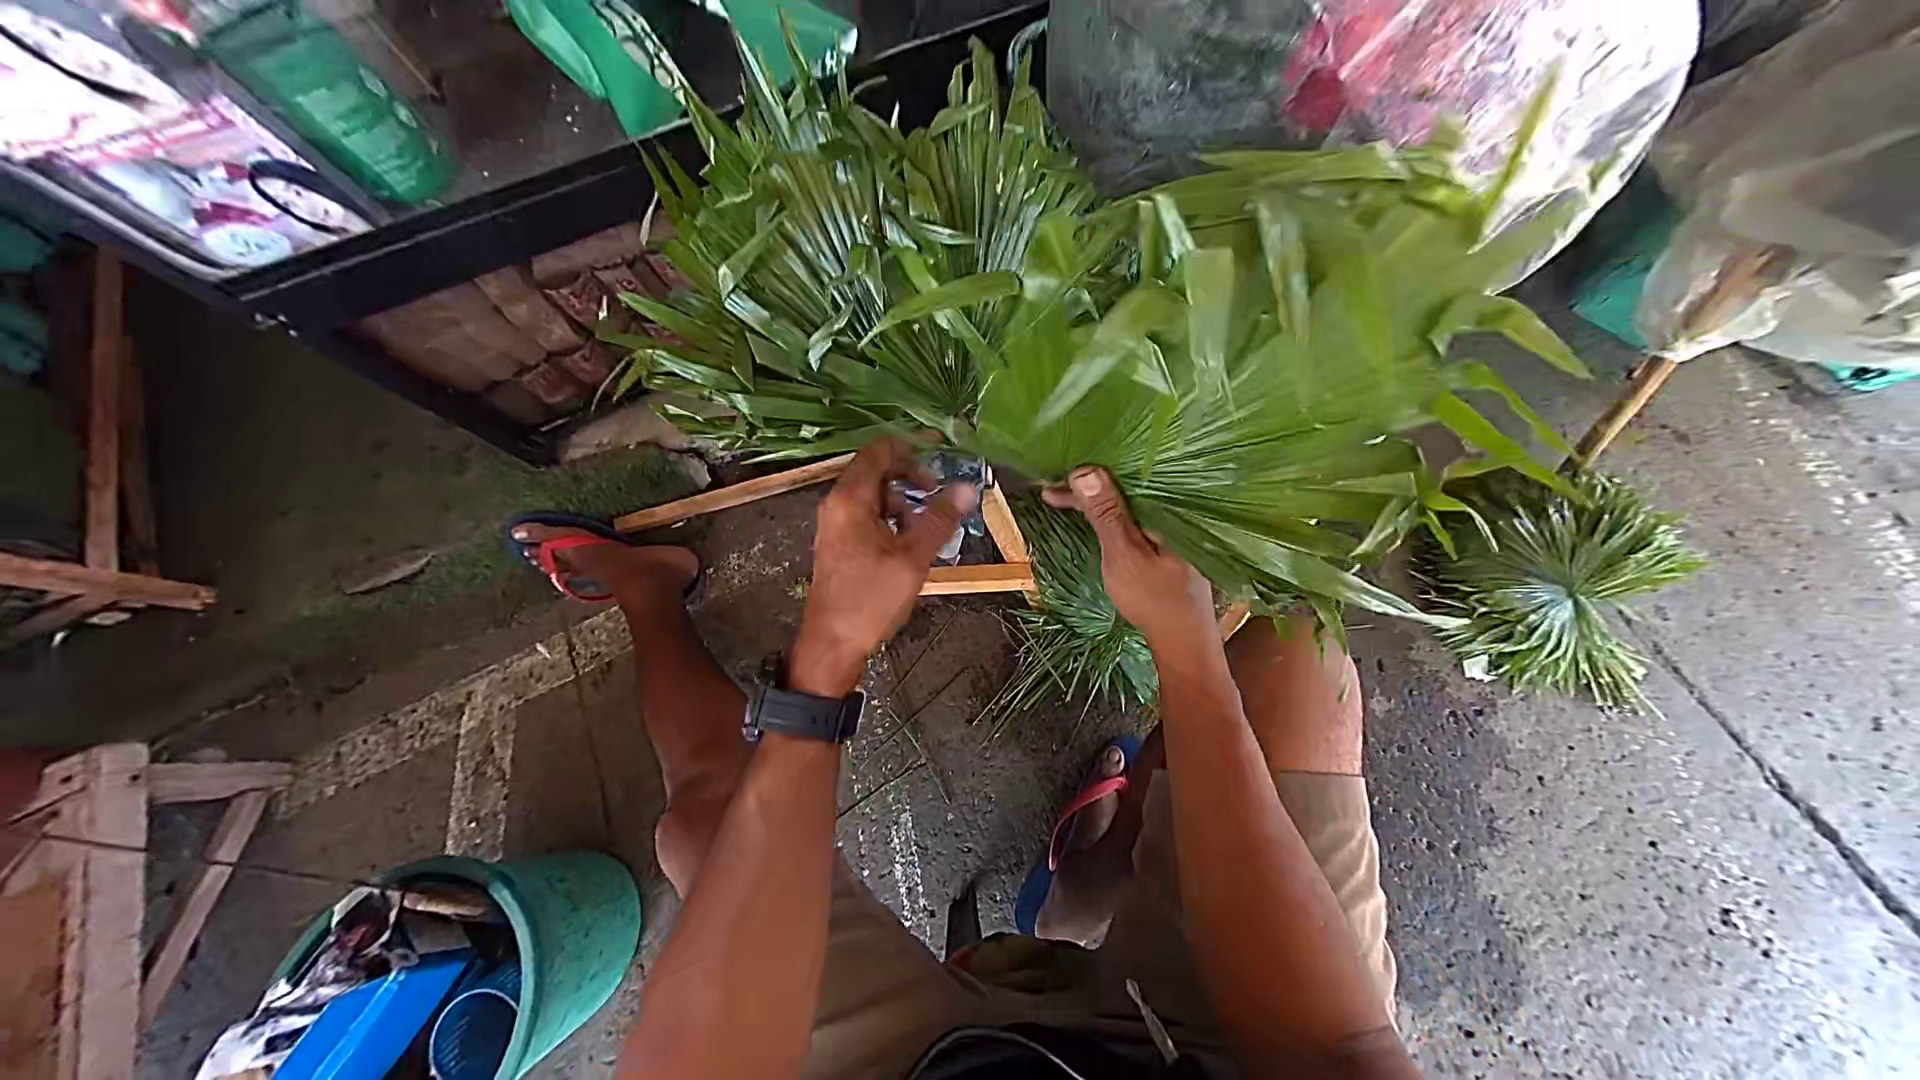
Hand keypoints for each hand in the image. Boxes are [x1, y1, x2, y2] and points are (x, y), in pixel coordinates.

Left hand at [790, 437, 977, 696]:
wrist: (832, 643)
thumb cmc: (870, 600)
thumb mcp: (913, 559)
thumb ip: (940, 520)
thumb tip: (967, 489)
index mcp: (850, 499)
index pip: (879, 450)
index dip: (911, 445)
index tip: (941, 453)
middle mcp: (837, 504)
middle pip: (877, 470)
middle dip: (911, 476)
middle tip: (939, 493)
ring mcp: (835, 523)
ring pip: (874, 495)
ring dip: (903, 501)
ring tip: (926, 527)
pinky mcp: (839, 542)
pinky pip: (867, 515)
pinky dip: (891, 519)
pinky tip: (909, 543)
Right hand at [1044, 466, 1215, 653]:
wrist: (1183, 641)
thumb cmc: (1154, 600)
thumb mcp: (1123, 554)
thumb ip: (1106, 513)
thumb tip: (1085, 471)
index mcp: (1170, 507)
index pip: (1127, 476)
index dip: (1089, 475)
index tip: (1057, 479)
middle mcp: (1176, 510)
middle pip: (1127, 486)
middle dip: (1088, 487)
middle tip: (1051, 490)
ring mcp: (1172, 526)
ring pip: (1129, 502)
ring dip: (1096, 501)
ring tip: (1062, 498)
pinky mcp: (1167, 540)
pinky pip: (1135, 516)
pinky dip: (1111, 516)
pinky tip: (1093, 517)